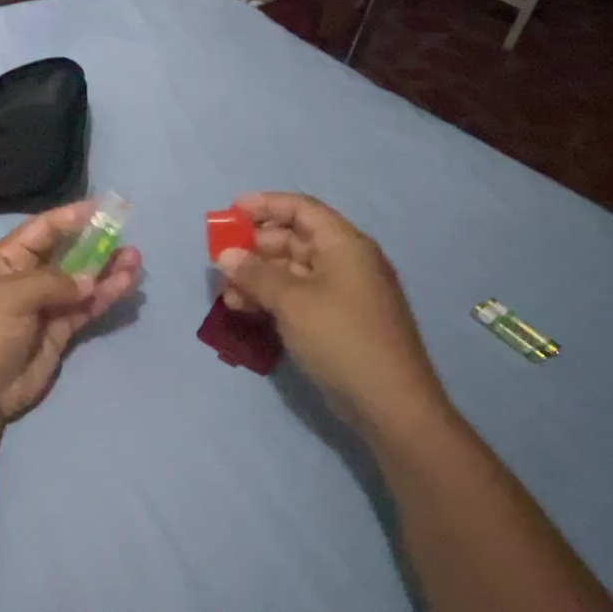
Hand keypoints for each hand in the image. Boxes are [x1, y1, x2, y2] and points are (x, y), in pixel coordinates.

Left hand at [0, 202, 142, 421]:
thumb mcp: (13, 296)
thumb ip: (54, 282)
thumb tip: (89, 280)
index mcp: (7, 259)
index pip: (43, 229)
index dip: (71, 217)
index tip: (102, 208)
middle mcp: (28, 276)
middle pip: (67, 252)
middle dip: (95, 243)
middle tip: (127, 235)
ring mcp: (45, 304)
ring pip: (82, 280)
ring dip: (107, 269)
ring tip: (136, 260)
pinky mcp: (60, 330)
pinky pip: (86, 306)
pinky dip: (106, 295)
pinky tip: (126, 283)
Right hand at [215, 192, 446, 432]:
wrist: (391, 406)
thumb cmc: (342, 339)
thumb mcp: (291, 301)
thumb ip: (254, 273)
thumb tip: (225, 255)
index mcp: (345, 246)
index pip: (301, 209)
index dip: (265, 205)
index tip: (230, 212)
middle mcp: (346, 263)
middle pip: (293, 239)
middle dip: (254, 248)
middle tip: (222, 262)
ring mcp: (343, 294)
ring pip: (291, 271)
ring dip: (257, 277)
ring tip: (229, 296)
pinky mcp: (337, 321)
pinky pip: (297, 296)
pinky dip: (271, 298)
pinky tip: (246, 312)